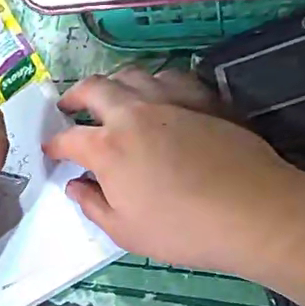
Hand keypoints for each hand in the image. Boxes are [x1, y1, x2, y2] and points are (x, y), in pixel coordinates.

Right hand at [43, 69, 304, 274]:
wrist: (252, 211)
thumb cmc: (182, 230)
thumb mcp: (125, 231)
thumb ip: (93, 205)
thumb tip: (76, 186)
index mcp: (108, 147)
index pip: (69, 138)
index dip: (56, 144)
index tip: (52, 150)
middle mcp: (133, 113)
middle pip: (94, 89)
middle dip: (74, 95)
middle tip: (68, 106)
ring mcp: (170, 100)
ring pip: (132, 74)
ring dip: (113, 83)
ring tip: (111, 95)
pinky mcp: (203, 98)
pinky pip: (172, 76)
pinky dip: (155, 81)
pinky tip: (159, 93)